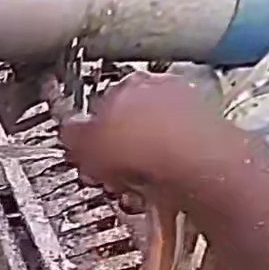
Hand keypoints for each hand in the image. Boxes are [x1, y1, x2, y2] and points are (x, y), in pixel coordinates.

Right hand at [57, 72, 247, 201]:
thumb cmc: (141, 147)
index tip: (80, 151)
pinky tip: (146, 186)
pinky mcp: (200, 137)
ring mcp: (184, 111)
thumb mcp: (83, 144)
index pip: (97, 105)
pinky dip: (154, 172)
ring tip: (122, 182)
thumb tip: (67, 131)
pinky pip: (164, 158)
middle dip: (109, 150)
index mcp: (127, 84)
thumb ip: (71, 135)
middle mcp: (160, 89)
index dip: (85, 134)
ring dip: (130, 164)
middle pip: (123, 124)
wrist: (193, 165)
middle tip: (98, 170)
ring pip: (143, 142)